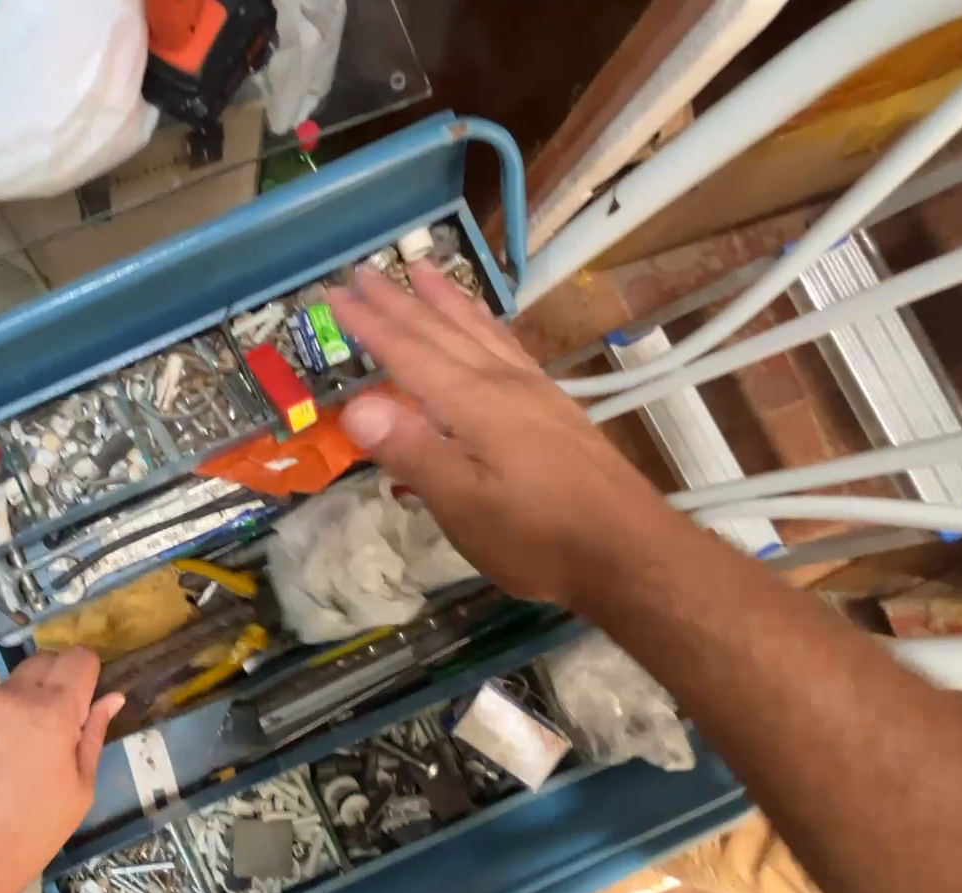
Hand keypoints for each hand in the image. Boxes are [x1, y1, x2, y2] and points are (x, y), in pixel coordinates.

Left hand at [0, 648, 123, 892]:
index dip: (89, 673)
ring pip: (12, 685)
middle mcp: (12, 697)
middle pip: (45, 660)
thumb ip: (93, 737)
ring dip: (26, 701)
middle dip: (60, 679)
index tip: (88, 699)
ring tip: (19, 751)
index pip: (79, 658)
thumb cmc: (27, 836)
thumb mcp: (78, 792)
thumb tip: (110, 699)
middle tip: (61, 722)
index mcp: (52, 712)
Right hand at [326, 262, 680, 606]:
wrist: (627, 553)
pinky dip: (484, 325)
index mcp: (474, 403)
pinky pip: (508, 347)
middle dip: (399, 301)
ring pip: (479, 331)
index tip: (334, 294)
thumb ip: (411, 451)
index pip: (409, 352)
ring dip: (444, 300)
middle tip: (363, 271)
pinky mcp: (553, 407)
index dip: (369, 323)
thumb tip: (355, 406)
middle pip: (441, 331)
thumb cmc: (536, 536)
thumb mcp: (462, 504)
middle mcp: (503, 383)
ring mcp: (533, 392)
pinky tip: (483, 326)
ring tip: (422, 271)